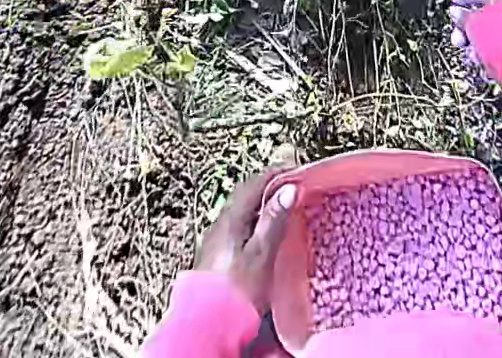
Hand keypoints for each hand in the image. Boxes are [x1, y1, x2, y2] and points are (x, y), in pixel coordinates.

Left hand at [194, 168, 297, 311]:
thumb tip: (290, 188)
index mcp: (230, 219)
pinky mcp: (216, 260)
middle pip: (247, 195)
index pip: (255, 183)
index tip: (298, 171)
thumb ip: (274, 220)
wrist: (203, 330)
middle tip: (293, 187)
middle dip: (270, 186)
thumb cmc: (234, 293)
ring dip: (263, 205)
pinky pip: (239, 228)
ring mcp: (215, 243)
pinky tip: (266, 236)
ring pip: (243, 212)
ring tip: (284, 209)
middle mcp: (220, 226)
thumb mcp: (260, 255)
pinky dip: (256, 222)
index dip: (277, 173)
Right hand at [447, 0, 501, 75]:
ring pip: (489, 37)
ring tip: (471, 56)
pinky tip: (482, 66)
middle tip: (457, 38)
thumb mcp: (477, 27)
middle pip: (485, 16)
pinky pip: (497, 54)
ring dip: (475, 45)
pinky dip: (486, 57)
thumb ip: (465, 17)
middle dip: (467, 27)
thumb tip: (456, 12)